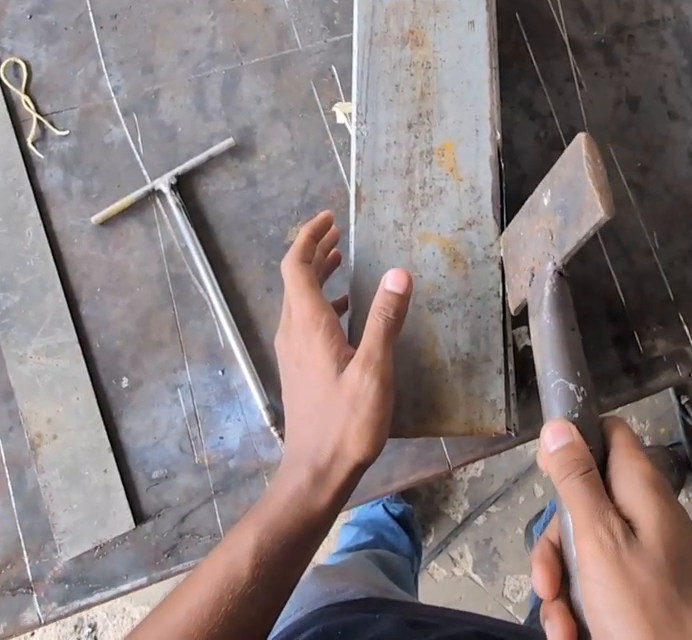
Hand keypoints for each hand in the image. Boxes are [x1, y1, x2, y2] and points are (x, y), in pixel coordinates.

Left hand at [272, 211, 412, 498]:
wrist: (315, 473)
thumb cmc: (346, 422)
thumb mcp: (373, 370)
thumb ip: (385, 319)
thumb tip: (398, 272)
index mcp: (307, 324)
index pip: (297, 265)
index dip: (310, 237)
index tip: (330, 218)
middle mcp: (293, 331)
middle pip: (296, 278)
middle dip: (315, 250)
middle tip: (339, 232)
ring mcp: (293, 350)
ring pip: (299, 299)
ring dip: (317, 274)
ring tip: (341, 259)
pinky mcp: (299, 367)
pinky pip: (305, 319)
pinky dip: (322, 301)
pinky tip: (345, 310)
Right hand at [532, 417, 691, 639]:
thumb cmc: (652, 613)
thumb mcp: (601, 541)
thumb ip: (577, 481)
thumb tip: (559, 423)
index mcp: (639, 489)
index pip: (608, 434)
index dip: (575, 442)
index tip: (548, 473)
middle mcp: (643, 517)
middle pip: (584, 502)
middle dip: (556, 543)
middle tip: (549, 581)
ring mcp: (645, 559)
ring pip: (585, 552)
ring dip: (562, 589)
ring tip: (564, 629)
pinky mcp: (643, 597)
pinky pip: (600, 590)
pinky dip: (581, 613)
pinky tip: (575, 638)